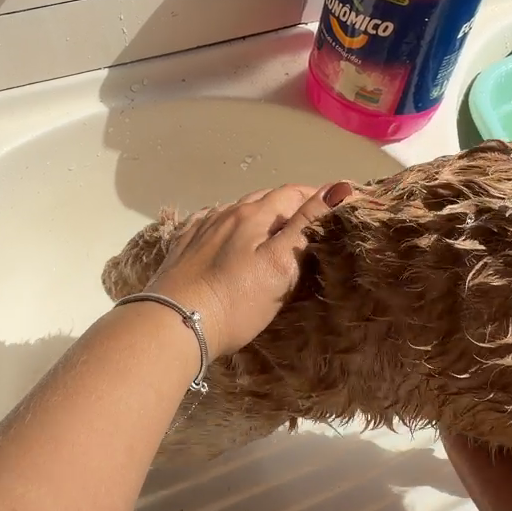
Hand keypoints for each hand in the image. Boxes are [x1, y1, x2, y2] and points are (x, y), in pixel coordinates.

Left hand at [144, 181, 353, 355]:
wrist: (174, 324)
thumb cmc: (236, 300)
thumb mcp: (279, 265)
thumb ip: (305, 225)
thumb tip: (336, 187)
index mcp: (253, 215)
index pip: (291, 193)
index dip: (316, 196)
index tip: (337, 205)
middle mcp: (226, 212)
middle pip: (264, 198)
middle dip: (290, 204)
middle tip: (310, 221)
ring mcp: (201, 227)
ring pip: (237, 209)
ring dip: (260, 212)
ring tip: (273, 228)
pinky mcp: (183, 244)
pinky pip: (211, 221)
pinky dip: (229, 222)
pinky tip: (228, 230)